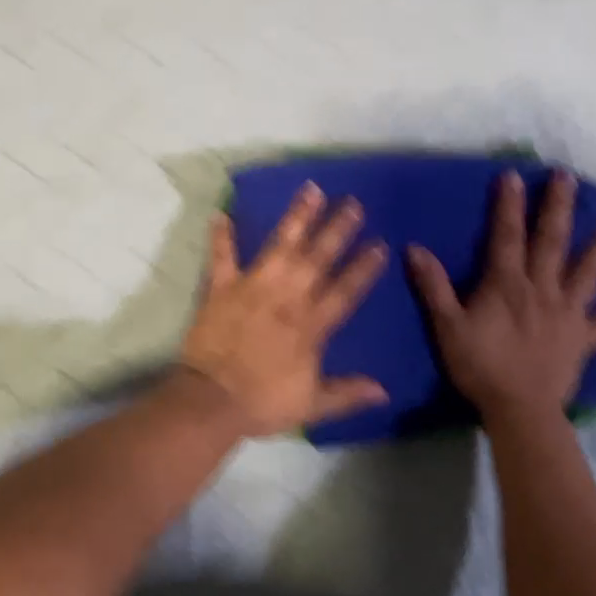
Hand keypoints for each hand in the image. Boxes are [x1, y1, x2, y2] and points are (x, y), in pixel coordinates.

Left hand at [180, 183, 391, 436]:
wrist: (211, 400)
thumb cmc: (262, 403)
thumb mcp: (311, 405)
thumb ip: (347, 393)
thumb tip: (384, 390)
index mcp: (311, 325)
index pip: (345, 290)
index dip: (363, 267)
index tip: (380, 243)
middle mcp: (287, 297)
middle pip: (317, 258)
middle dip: (337, 229)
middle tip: (353, 203)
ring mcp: (253, 287)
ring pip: (280, 245)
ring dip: (297, 217)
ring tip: (311, 190)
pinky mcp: (222, 288)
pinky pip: (222, 256)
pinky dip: (221, 236)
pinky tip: (221, 213)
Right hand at [408, 171, 595, 421]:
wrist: (519, 410)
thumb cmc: (480, 366)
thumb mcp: (447, 326)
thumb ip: (434, 287)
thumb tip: (414, 249)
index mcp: (507, 285)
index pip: (506, 236)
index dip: (508, 205)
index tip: (513, 176)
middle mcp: (542, 290)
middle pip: (552, 242)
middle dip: (558, 208)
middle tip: (568, 178)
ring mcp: (567, 313)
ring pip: (588, 273)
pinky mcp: (583, 339)